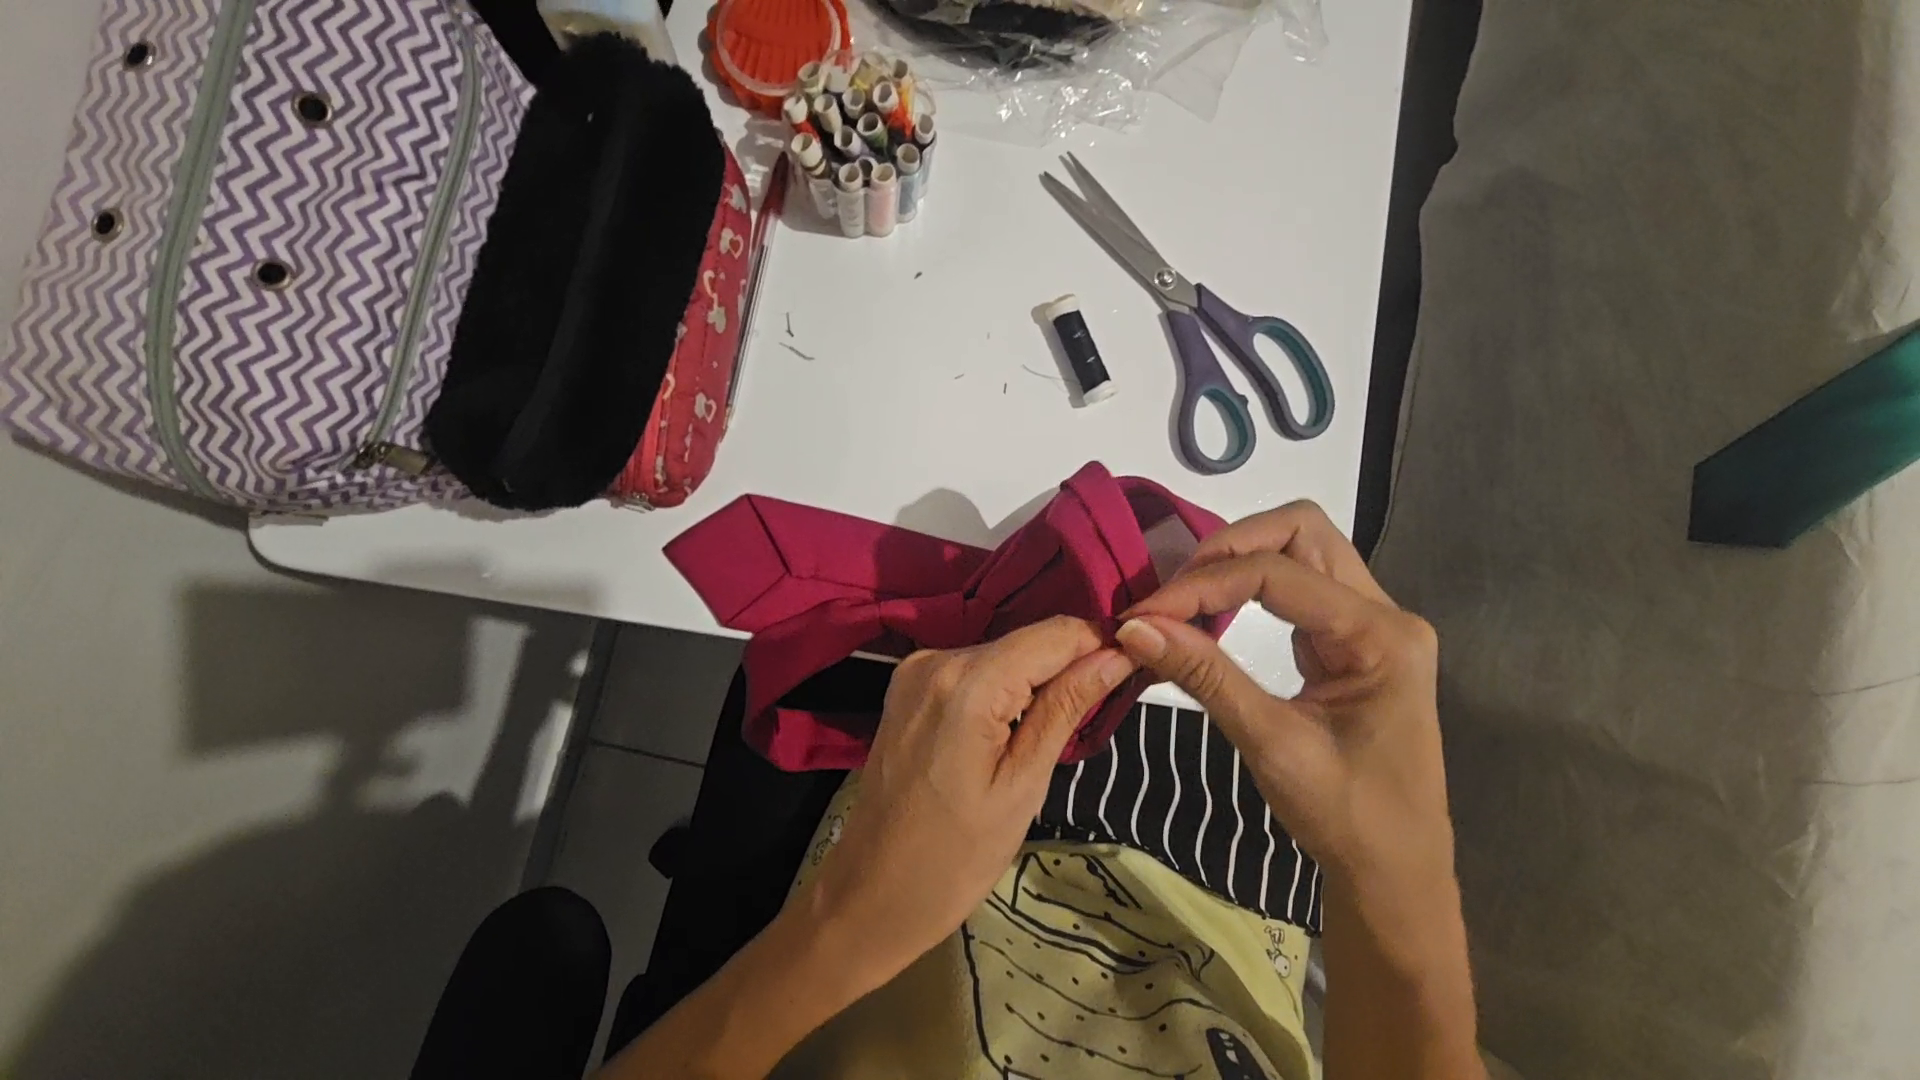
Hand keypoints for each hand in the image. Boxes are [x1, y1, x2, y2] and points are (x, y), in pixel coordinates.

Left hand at [795, 616, 1136, 985]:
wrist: (870, 893)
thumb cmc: (954, 857)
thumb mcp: (1022, 785)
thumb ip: (1066, 708)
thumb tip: (1117, 654)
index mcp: (967, 682)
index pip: (1055, 633)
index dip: (1100, 644)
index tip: (1133, 671)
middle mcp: (936, 658)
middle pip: (1028, 640)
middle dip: (1070, 665)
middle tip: (1096, 715)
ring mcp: (916, 668)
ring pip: (1003, 653)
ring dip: (1037, 680)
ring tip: (1054, 731)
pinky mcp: (908, 684)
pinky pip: (974, 669)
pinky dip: (1003, 688)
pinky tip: (1012, 729)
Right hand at [1115, 503, 1451, 920]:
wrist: (1395, 871)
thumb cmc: (1346, 817)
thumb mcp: (1270, 744)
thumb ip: (1205, 675)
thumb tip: (1134, 628)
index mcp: (1381, 636)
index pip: (1277, 574)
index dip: (1203, 584)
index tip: (1142, 613)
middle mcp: (1384, 613)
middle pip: (1302, 531)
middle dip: (1229, 546)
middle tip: (1172, 591)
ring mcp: (1371, 623)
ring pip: (1301, 549)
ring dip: (1238, 560)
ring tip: (1183, 598)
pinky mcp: (1351, 639)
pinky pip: (1297, 586)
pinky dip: (1249, 586)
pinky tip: (1213, 612)